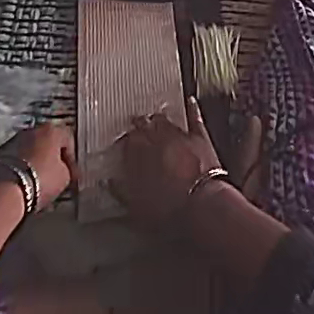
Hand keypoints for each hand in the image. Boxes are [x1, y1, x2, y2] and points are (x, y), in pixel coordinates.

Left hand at [6, 122, 75, 207]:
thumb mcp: (64, 177)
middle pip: (47, 142)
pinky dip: (20, 169)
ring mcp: (13, 141)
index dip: (71, 159)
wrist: (4, 191)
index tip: (72, 173)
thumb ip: (67, 169)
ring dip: (35, 163)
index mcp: (52, 130)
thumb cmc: (38, 179)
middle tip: (55, 177)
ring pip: (30, 150)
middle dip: (51, 159)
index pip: (68, 139)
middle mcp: (32, 131)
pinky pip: (15, 160)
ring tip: (38, 183)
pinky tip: (23, 184)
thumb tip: (63, 171)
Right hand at [114, 97, 223, 225]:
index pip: (128, 141)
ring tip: (153, 118)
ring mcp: (180, 137)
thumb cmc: (169, 211)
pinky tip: (191, 102)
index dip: (125, 142)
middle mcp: (158, 140)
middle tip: (135, 127)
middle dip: (139, 126)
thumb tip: (110, 183)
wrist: (202, 207)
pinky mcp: (200, 139)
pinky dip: (193, 110)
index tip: (123, 144)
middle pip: (144, 126)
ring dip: (158, 120)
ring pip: (165, 121)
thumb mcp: (136, 207)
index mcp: (139, 154)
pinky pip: (196, 119)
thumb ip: (120, 191)